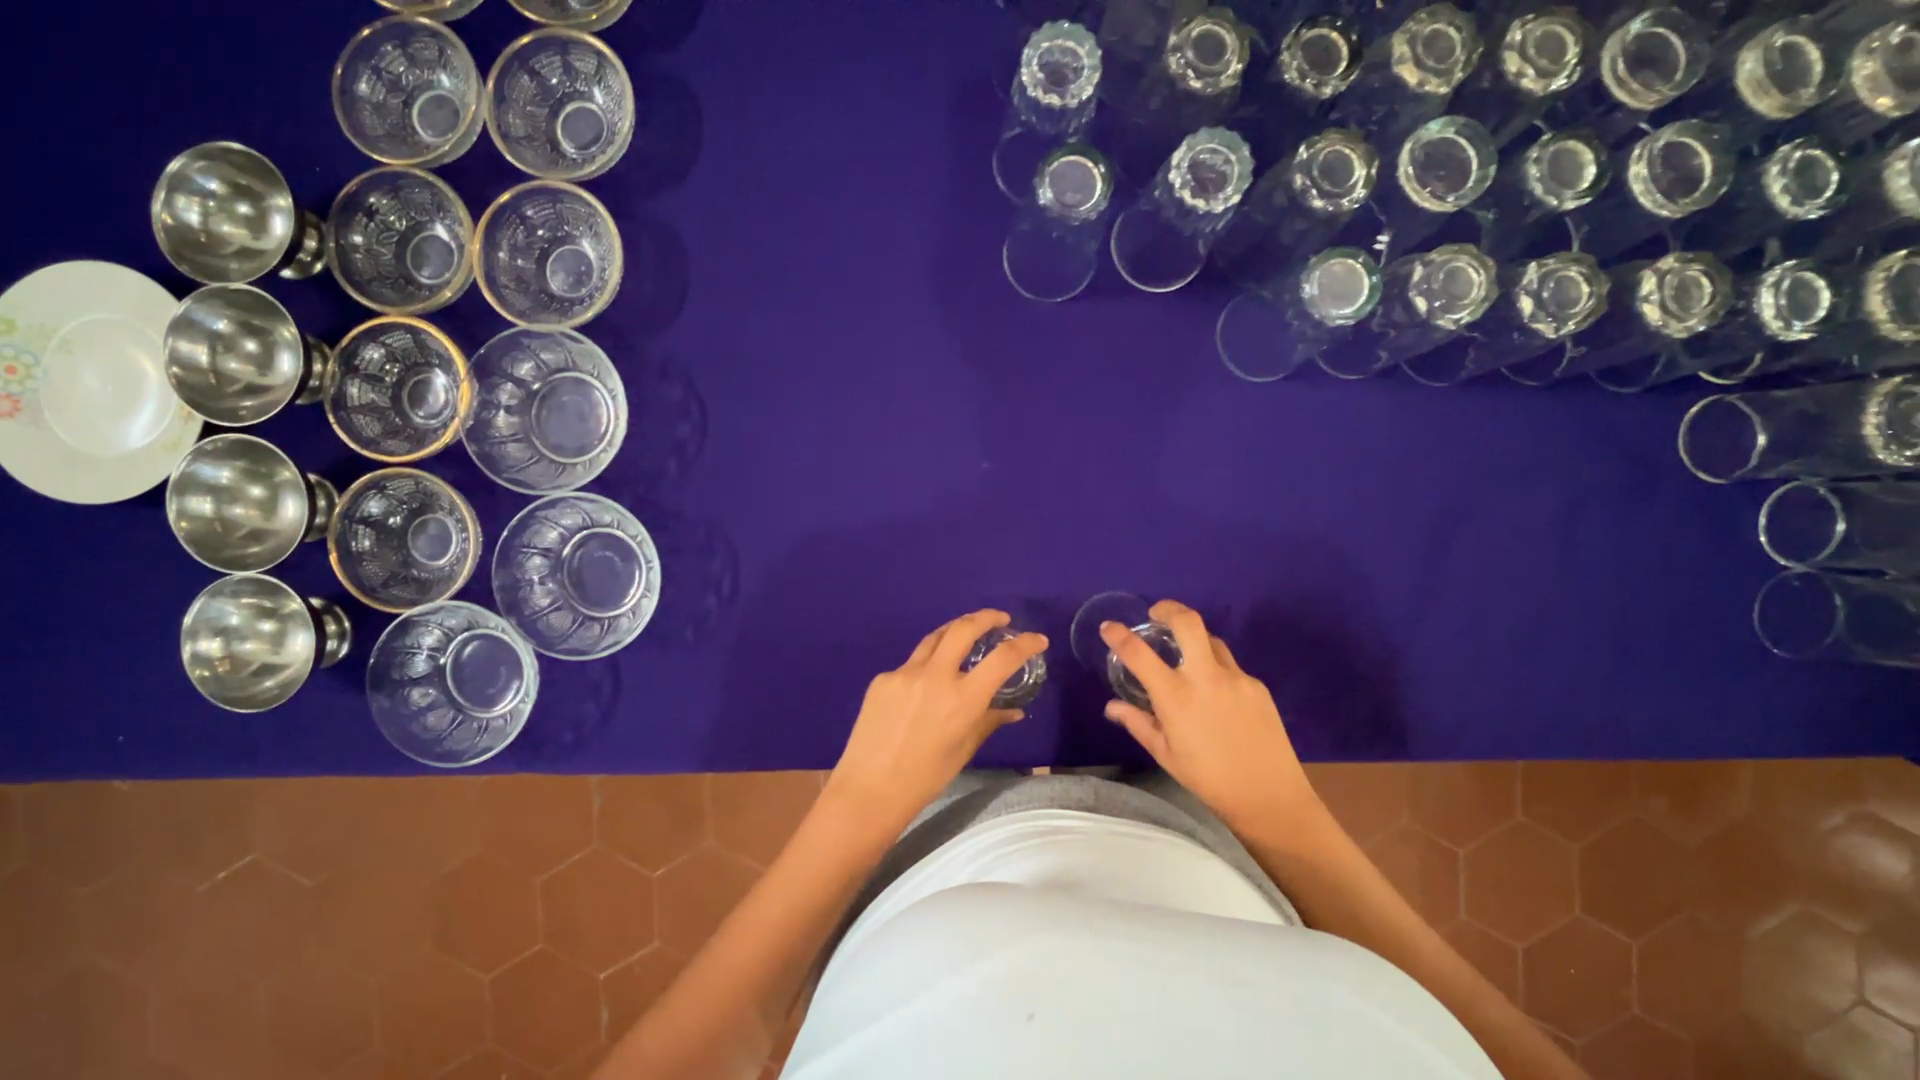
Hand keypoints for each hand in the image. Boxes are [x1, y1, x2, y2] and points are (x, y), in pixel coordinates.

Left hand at [827, 610, 1047, 829]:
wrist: (869, 789)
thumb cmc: (925, 778)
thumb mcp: (964, 749)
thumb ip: (988, 721)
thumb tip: (1013, 711)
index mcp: (962, 699)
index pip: (1003, 658)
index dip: (1025, 644)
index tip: (1037, 639)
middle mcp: (935, 677)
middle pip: (964, 628)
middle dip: (986, 617)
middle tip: (999, 619)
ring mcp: (905, 674)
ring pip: (934, 639)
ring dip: (954, 631)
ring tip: (966, 634)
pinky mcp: (882, 679)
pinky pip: (910, 665)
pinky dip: (925, 667)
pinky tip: (925, 684)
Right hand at [1102, 600, 1318, 828]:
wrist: (1268, 795)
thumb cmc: (1208, 779)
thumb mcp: (1165, 754)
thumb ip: (1138, 722)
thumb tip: (1112, 707)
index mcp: (1175, 697)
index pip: (1138, 653)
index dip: (1119, 635)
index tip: (1108, 627)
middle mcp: (1205, 677)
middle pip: (1187, 622)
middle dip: (1168, 608)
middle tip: (1156, 614)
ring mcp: (1236, 678)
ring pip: (1212, 641)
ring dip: (1194, 640)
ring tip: (1185, 657)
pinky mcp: (1257, 686)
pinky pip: (1230, 667)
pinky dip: (1216, 670)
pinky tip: (1215, 695)